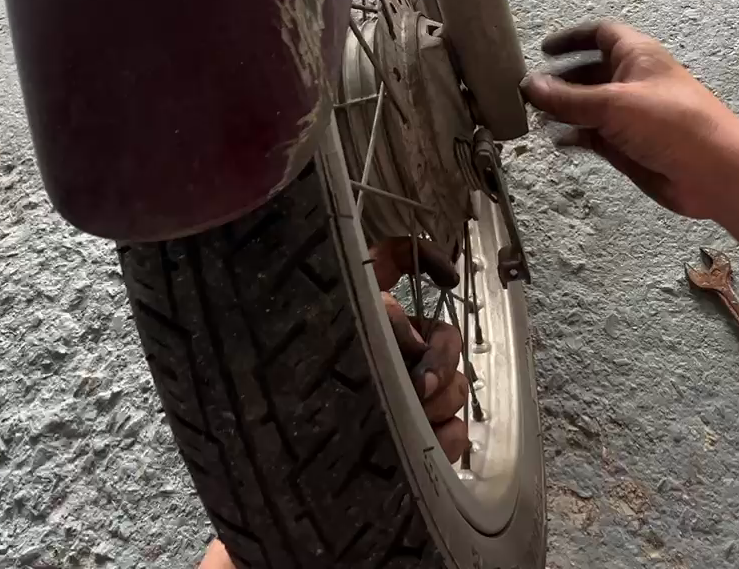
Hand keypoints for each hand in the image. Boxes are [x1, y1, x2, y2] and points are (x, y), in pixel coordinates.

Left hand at [194, 241, 470, 568]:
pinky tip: (429, 442)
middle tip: (422, 382)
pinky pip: (456, 429)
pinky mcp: (417, 439)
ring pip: (455, 381)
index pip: (396, 258)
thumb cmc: (290, 396)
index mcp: (362, 311)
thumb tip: (418, 341)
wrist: (282, 482)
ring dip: (442, 396)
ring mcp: (406, 396)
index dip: (423, 255)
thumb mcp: (329, 338)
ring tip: (416, 413)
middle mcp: (390, 349)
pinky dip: (447, 436)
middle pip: (442, 331)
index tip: (446, 275)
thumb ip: (380, 319)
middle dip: (441, 354)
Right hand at [520, 19, 738, 219]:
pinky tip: (557, 140)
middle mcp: (632, 82)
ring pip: (588, 106)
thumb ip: (567, 98)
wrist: (716, 174)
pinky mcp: (628, 146)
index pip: (600, 35)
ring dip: (564, 110)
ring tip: (535, 117)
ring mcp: (630, 115)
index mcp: (636, 56)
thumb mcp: (613, 104)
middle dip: (561, 80)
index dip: (573, 38)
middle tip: (531, 90)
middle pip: (589, 72)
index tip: (544, 49)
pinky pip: (593, 135)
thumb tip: (530, 85)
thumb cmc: (673, 124)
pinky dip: (575, 135)